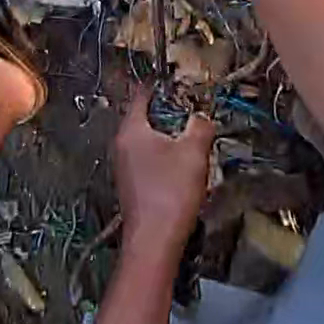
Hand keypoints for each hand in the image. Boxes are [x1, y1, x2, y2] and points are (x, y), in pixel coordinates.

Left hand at [114, 88, 217, 249]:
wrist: (154, 242)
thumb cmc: (170, 192)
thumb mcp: (193, 152)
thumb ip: (200, 126)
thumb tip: (202, 116)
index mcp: (131, 130)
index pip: (142, 95)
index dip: (160, 85)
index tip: (178, 81)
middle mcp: (121, 144)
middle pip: (144, 116)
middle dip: (168, 112)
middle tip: (192, 111)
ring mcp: (123, 166)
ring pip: (147, 139)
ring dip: (168, 135)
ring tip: (191, 138)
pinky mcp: (131, 184)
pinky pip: (147, 158)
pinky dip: (163, 154)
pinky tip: (182, 165)